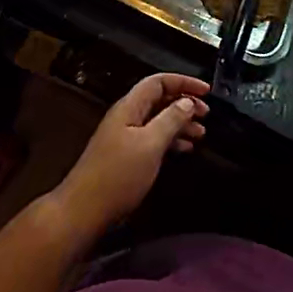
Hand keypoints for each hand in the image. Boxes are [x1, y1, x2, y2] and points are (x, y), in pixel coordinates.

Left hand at [49, 73, 208, 239]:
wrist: (85, 209)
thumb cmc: (118, 175)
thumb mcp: (150, 144)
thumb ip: (170, 120)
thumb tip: (187, 102)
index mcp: (130, 107)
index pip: (158, 82)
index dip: (182, 82)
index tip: (207, 91)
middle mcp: (127, 117)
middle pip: (158, 99)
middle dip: (184, 103)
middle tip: (206, 114)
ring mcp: (125, 136)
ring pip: (157, 120)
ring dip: (179, 123)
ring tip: (201, 133)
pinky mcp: (126, 155)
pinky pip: (153, 138)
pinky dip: (170, 139)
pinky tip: (184, 149)